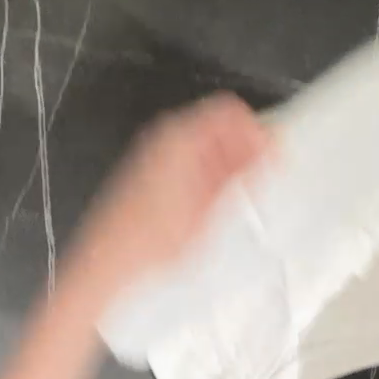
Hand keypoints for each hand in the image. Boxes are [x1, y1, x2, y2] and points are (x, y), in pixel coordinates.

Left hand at [61, 93, 271, 296]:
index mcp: (179, 138)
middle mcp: (164, 141)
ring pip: (204, 150)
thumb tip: (269, 148)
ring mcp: (154, 159)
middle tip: (259, 183)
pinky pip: (188, 167)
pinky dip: (205, 182)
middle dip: (243, 153)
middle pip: (218, 129)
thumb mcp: (209, 210)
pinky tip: (209, 213)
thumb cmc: (147, 242)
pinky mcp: (148, 179)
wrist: (106, 266)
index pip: (232, 112)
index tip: (272, 157)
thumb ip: (242, 173)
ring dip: (225, 170)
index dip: (257, 133)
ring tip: (235, 204)